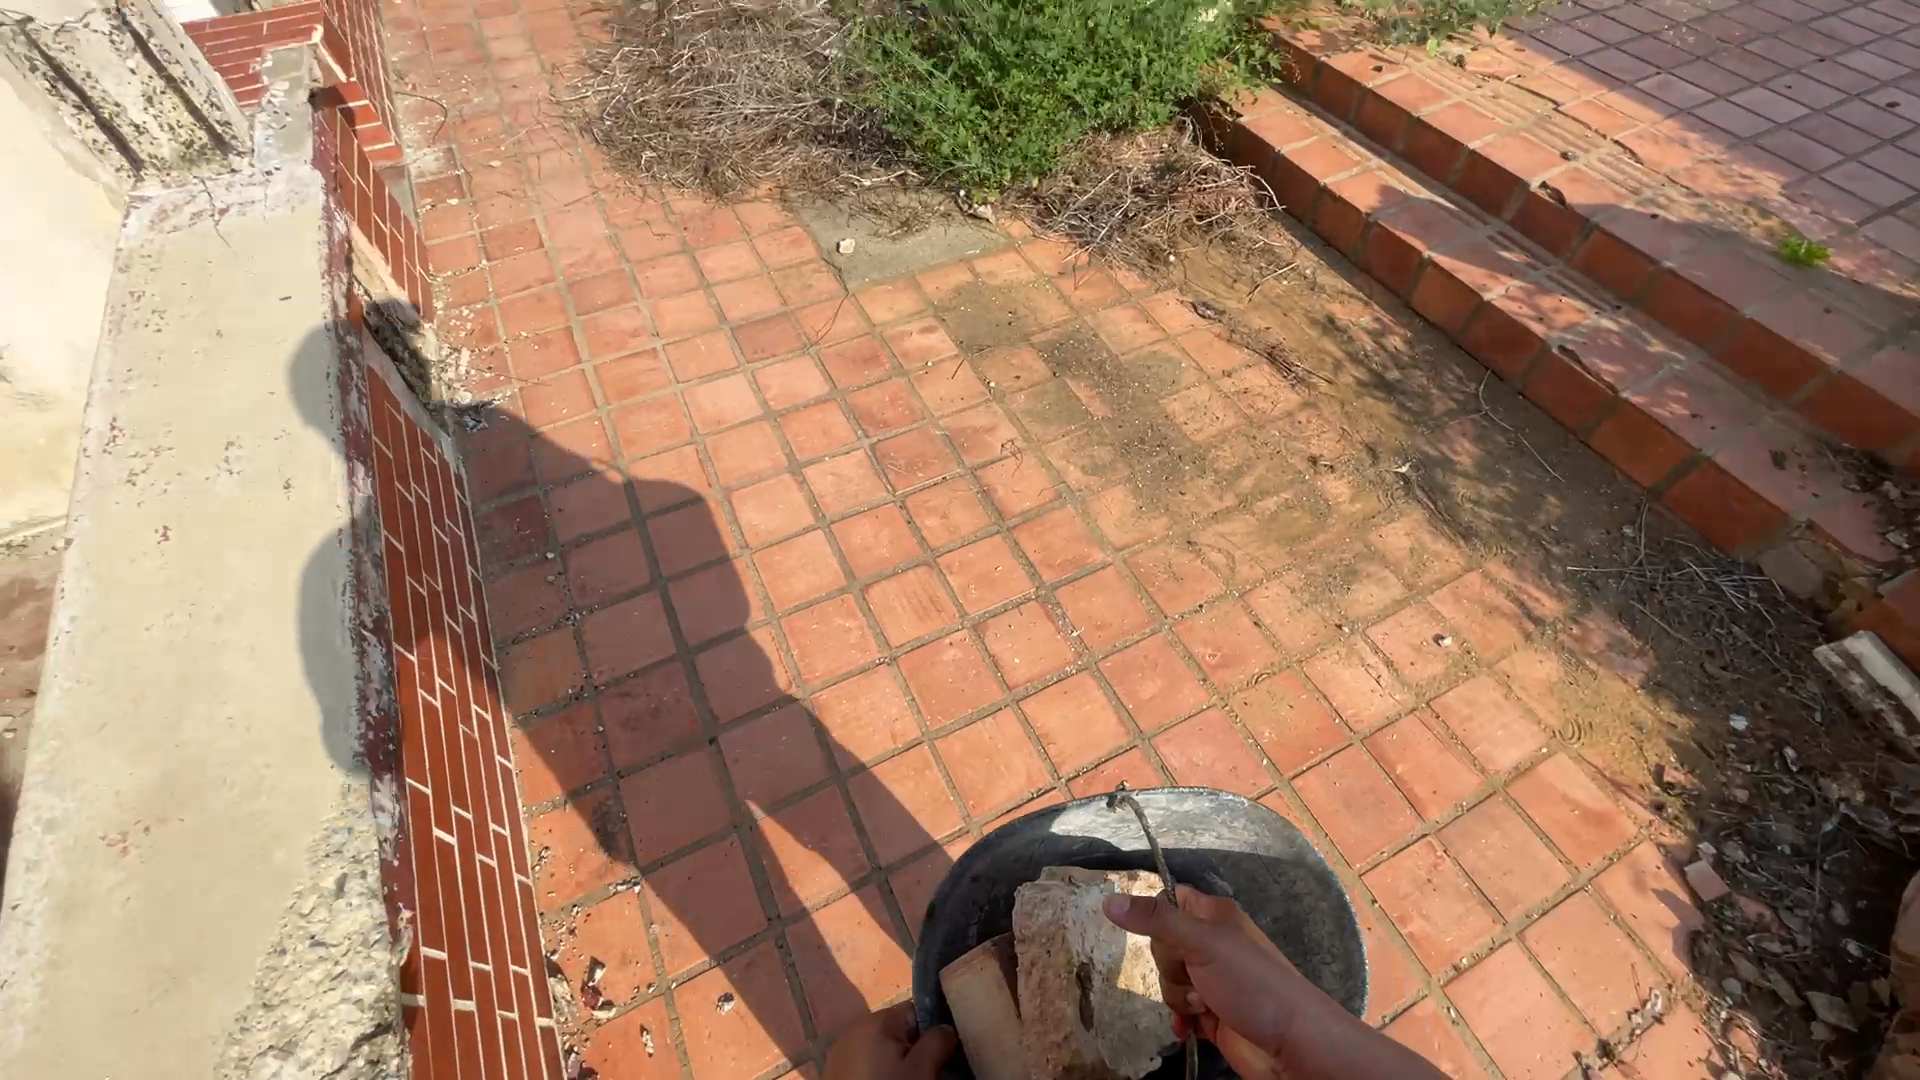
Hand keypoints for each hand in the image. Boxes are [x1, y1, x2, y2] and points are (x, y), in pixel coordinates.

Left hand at [824, 1002, 956, 1079]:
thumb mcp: (921, 1071)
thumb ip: (937, 1042)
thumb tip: (945, 1028)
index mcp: (876, 1020)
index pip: (914, 1012)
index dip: (931, 1033)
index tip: (940, 1057)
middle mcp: (855, 1030)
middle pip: (897, 1034)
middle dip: (913, 1053)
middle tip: (924, 1077)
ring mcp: (841, 1055)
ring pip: (881, 1054)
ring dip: (895, 1068)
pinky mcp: (835, 1076)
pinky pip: (866, 1068)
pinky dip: (877, 1076)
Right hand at [1104, 886, 1446, 1079]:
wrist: (1292, 1045)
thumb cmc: (1252, 982)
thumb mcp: (1201, 943)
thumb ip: (1155, 921)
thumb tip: (1107, 900)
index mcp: (1213, 915)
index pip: (1170, 899)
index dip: (1158, 914)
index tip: (1159, 932)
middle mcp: (1211, 944)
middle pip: (1163, 944)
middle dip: (1170, 965)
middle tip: (1192, 974)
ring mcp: (1211, 981)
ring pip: (1168, 979)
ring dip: (1178, 996)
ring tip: (1202, 1006)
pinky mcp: (1212, 1015)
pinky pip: (1179, 1011)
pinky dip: (1181, 1020)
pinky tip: (1190, 1028)